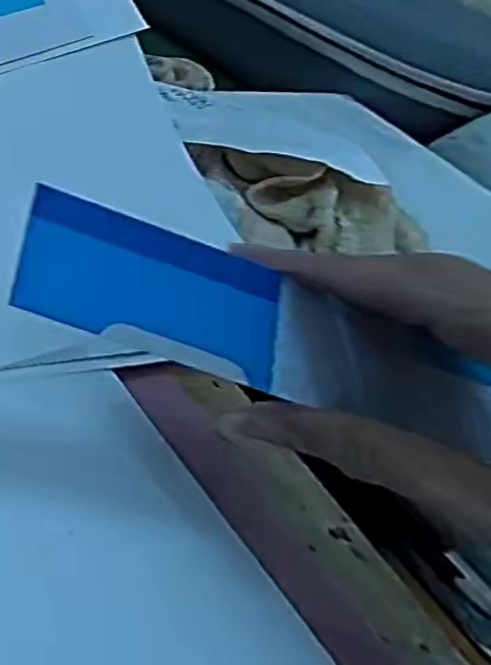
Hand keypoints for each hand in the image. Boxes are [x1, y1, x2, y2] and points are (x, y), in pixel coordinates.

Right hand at [225, 247, 490, 547]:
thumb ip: (369, 452)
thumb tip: (244, 421)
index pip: (424, 285)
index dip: (328, 267)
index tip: (244, 260)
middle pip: (452, 279)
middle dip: (355, 277)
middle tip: (271, 286)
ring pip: (479, 296)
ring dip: (394, 296)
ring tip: (319, 305)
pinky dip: (440, 318)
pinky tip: (403, 338)